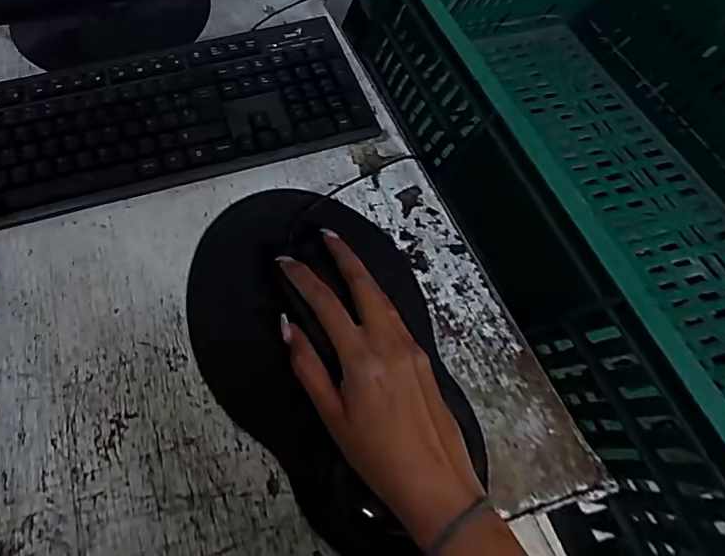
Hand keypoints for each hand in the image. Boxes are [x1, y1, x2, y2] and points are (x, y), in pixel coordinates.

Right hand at [278, 230, 491, 549]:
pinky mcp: (423, 356)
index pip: (325, 302)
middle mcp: (389, 343)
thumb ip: (307, 367)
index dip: (302, 276)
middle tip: (326, 235)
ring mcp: (410, 346)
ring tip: (344, 255)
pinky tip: (368, 294)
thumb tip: (288, 327)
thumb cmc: (380, 460)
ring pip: (382, 294)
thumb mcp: (332, 417)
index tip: (286, 262)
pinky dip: (377, 294)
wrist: (438, 488)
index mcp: (362, 358)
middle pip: (362, 282)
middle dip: (342, 253)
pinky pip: (395, 313)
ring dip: (361, 270)